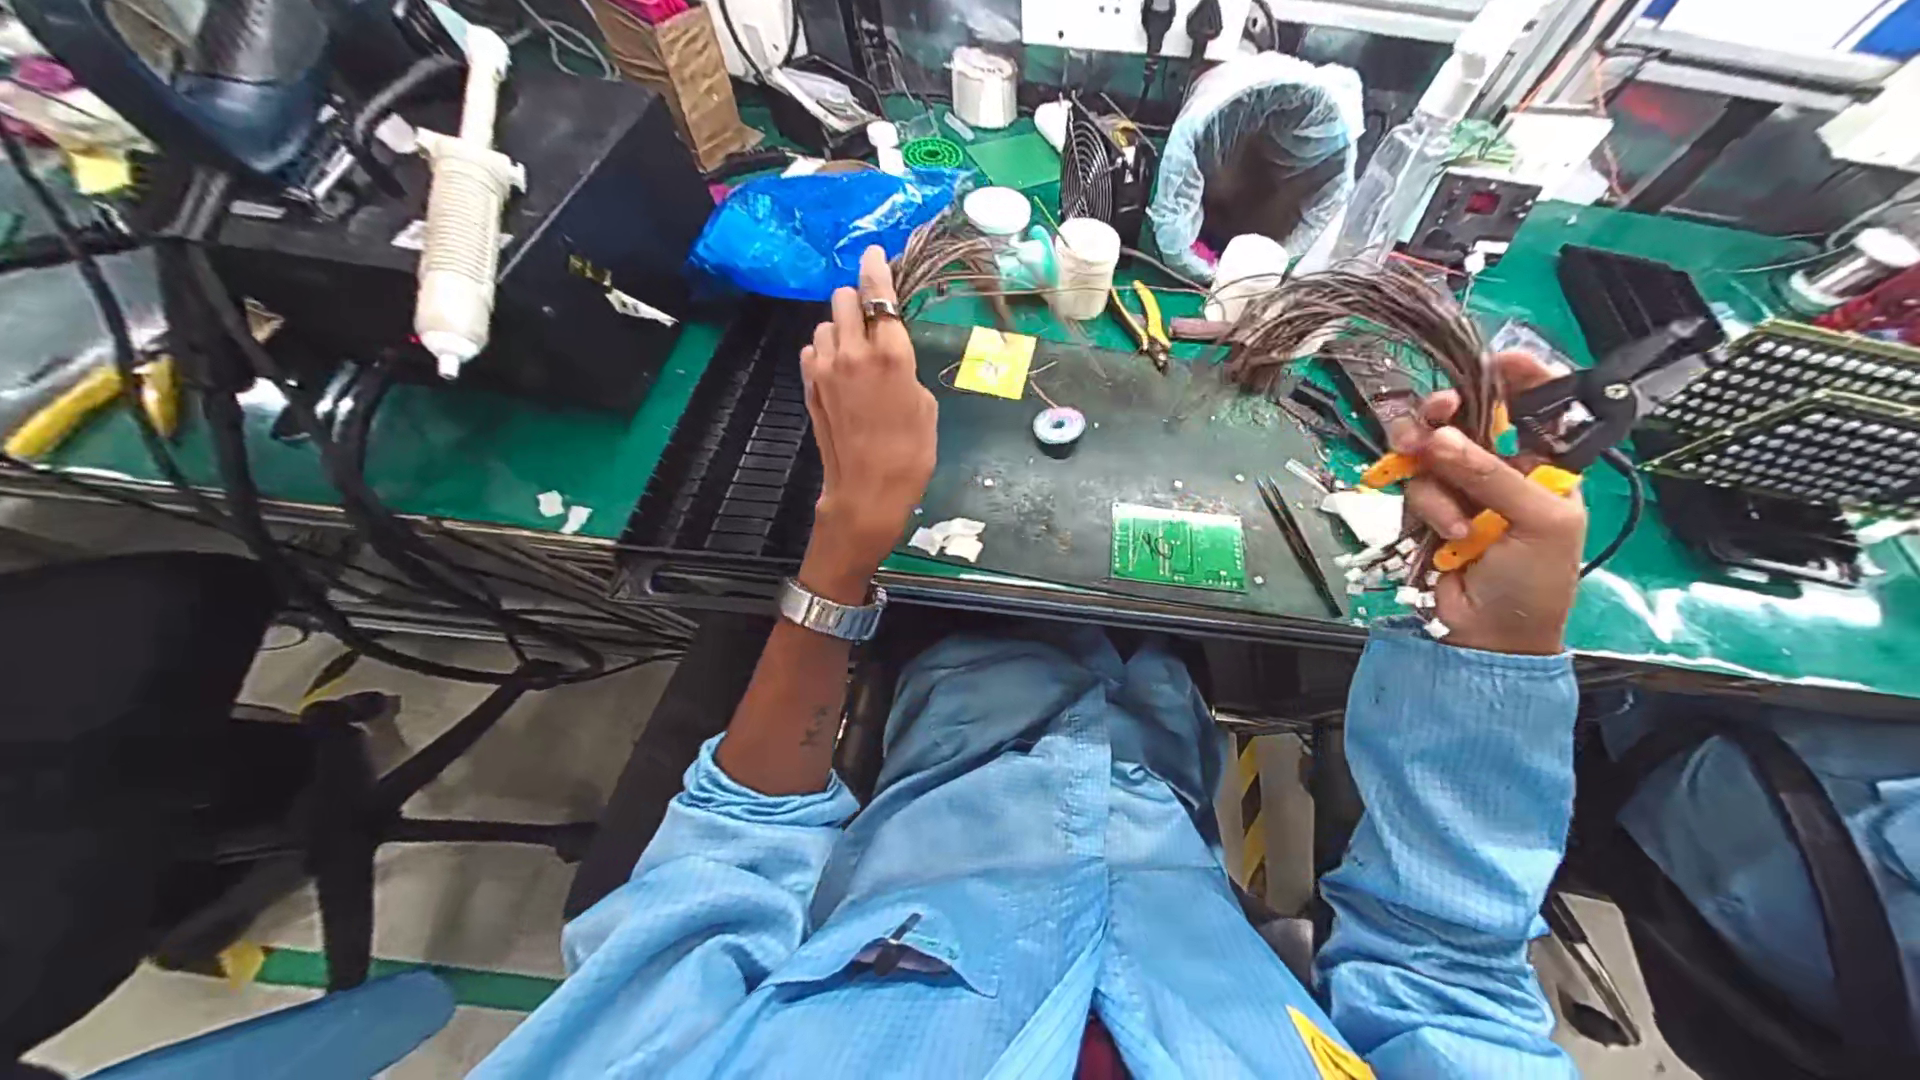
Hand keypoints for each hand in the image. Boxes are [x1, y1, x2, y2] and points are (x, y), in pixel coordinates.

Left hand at [797, 246, 937, 603]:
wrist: (867, 491)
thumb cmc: (910, 453)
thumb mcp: (924, 405)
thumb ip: (905, 368)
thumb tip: (891, 355)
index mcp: (891, 353)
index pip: (880, 293)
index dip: (877, 267)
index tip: (875, 252)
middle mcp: (852, 351)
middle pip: (845, 298)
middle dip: (859, 299)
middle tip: (873, 315)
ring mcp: (824, 368)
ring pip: (826, 323)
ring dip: (841, 327)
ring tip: (856, 350)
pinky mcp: (809, 387)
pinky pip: (813, 350)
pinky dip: (825, 351)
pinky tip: (839, 371)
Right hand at [1391, 352, 1585, 655]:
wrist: (1488, 631)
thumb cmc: (1534, 579)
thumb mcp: (1538, 522)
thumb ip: (1492, 476)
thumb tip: (1441, 438)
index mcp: (1544, 464)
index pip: (1535, 407)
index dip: (1521, 378)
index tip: (1497, 360)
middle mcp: (1495, 467)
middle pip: (1464, 420)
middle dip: (1445, 416)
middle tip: (1431, 415)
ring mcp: (1454, 487)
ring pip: (1427, 452)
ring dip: (1430, 474)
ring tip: (1444, 508)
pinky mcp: (1422, 507)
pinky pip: (1411, 485)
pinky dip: (1424, 506)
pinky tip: (1445, 533)